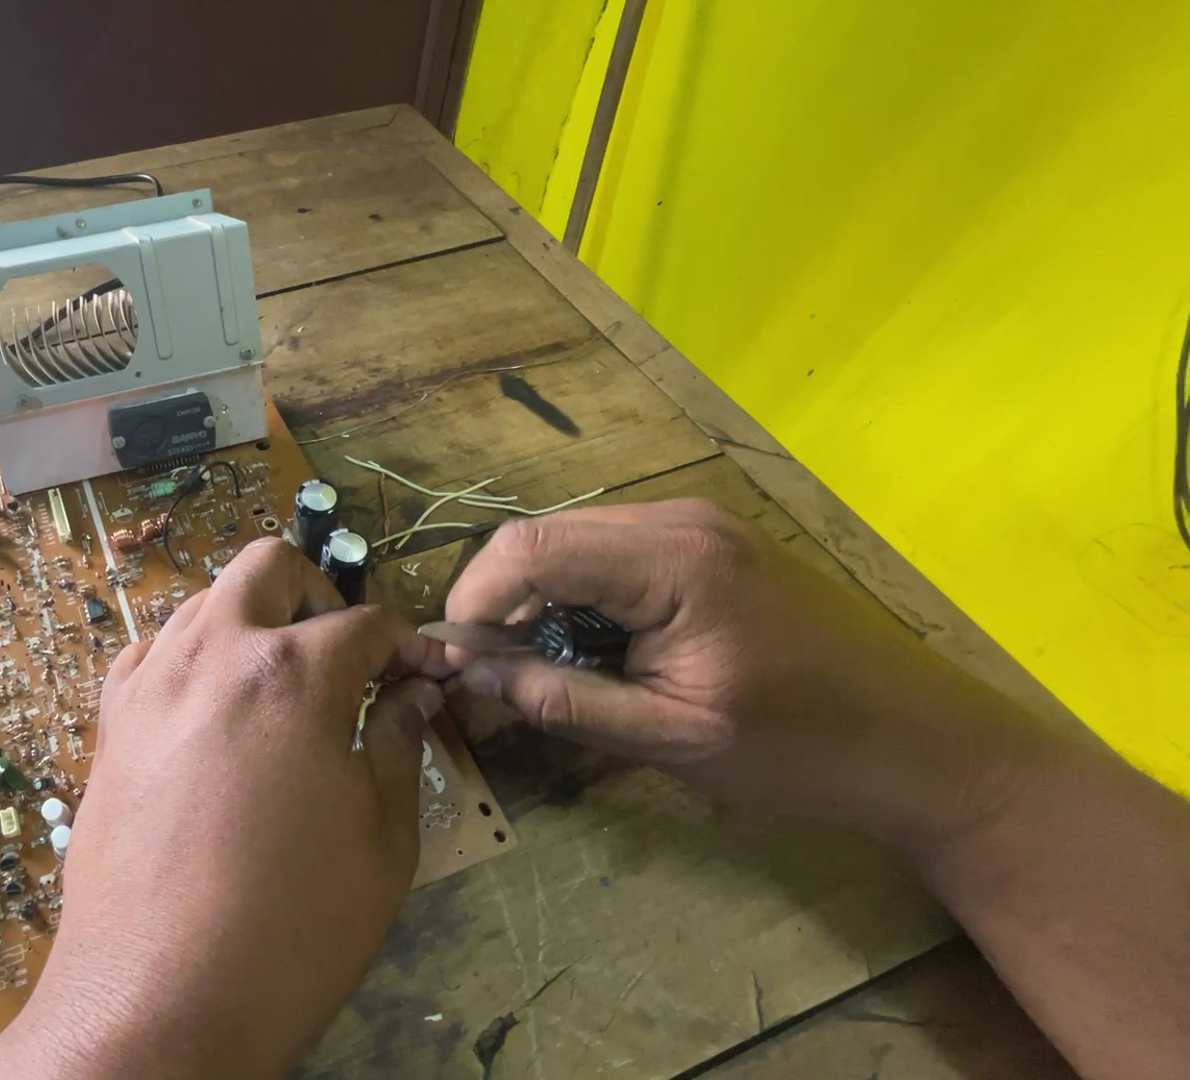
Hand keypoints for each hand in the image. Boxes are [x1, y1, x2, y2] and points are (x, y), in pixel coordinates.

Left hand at [0, 538, 448, 1078]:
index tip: (424, 672)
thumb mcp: (381, 841)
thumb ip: (400, 746)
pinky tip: (211, 710)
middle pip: (269, 565)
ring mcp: (152, 681)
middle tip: (342, 654)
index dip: (407, 643)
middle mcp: (215, 652)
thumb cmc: (290, 927)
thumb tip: (418, 694)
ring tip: (278, 684)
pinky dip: (191, 656)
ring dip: (253, 620)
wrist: (156, 1000)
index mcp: (293, 673)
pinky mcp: (112, 720)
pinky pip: (152, 651)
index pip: (367, 624)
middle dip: (318, 593)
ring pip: (205, 600)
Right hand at [444, 498, 1034, 854]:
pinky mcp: (701, 540)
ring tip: (532, 656)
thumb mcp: (670, 739)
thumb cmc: (803, 751)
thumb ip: (561, 700)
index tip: (461, 658)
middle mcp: (676, 520)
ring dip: (531, 593)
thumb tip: (471, 673)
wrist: (931, 745)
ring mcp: (693, 523)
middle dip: (496, 595)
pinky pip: (604, 549)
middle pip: (541, 534)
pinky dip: (570, 589)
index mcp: (673, 561)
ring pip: (567, 538)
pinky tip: (583, 637)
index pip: (530, 549)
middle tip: (490, 663)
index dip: (476, 599)